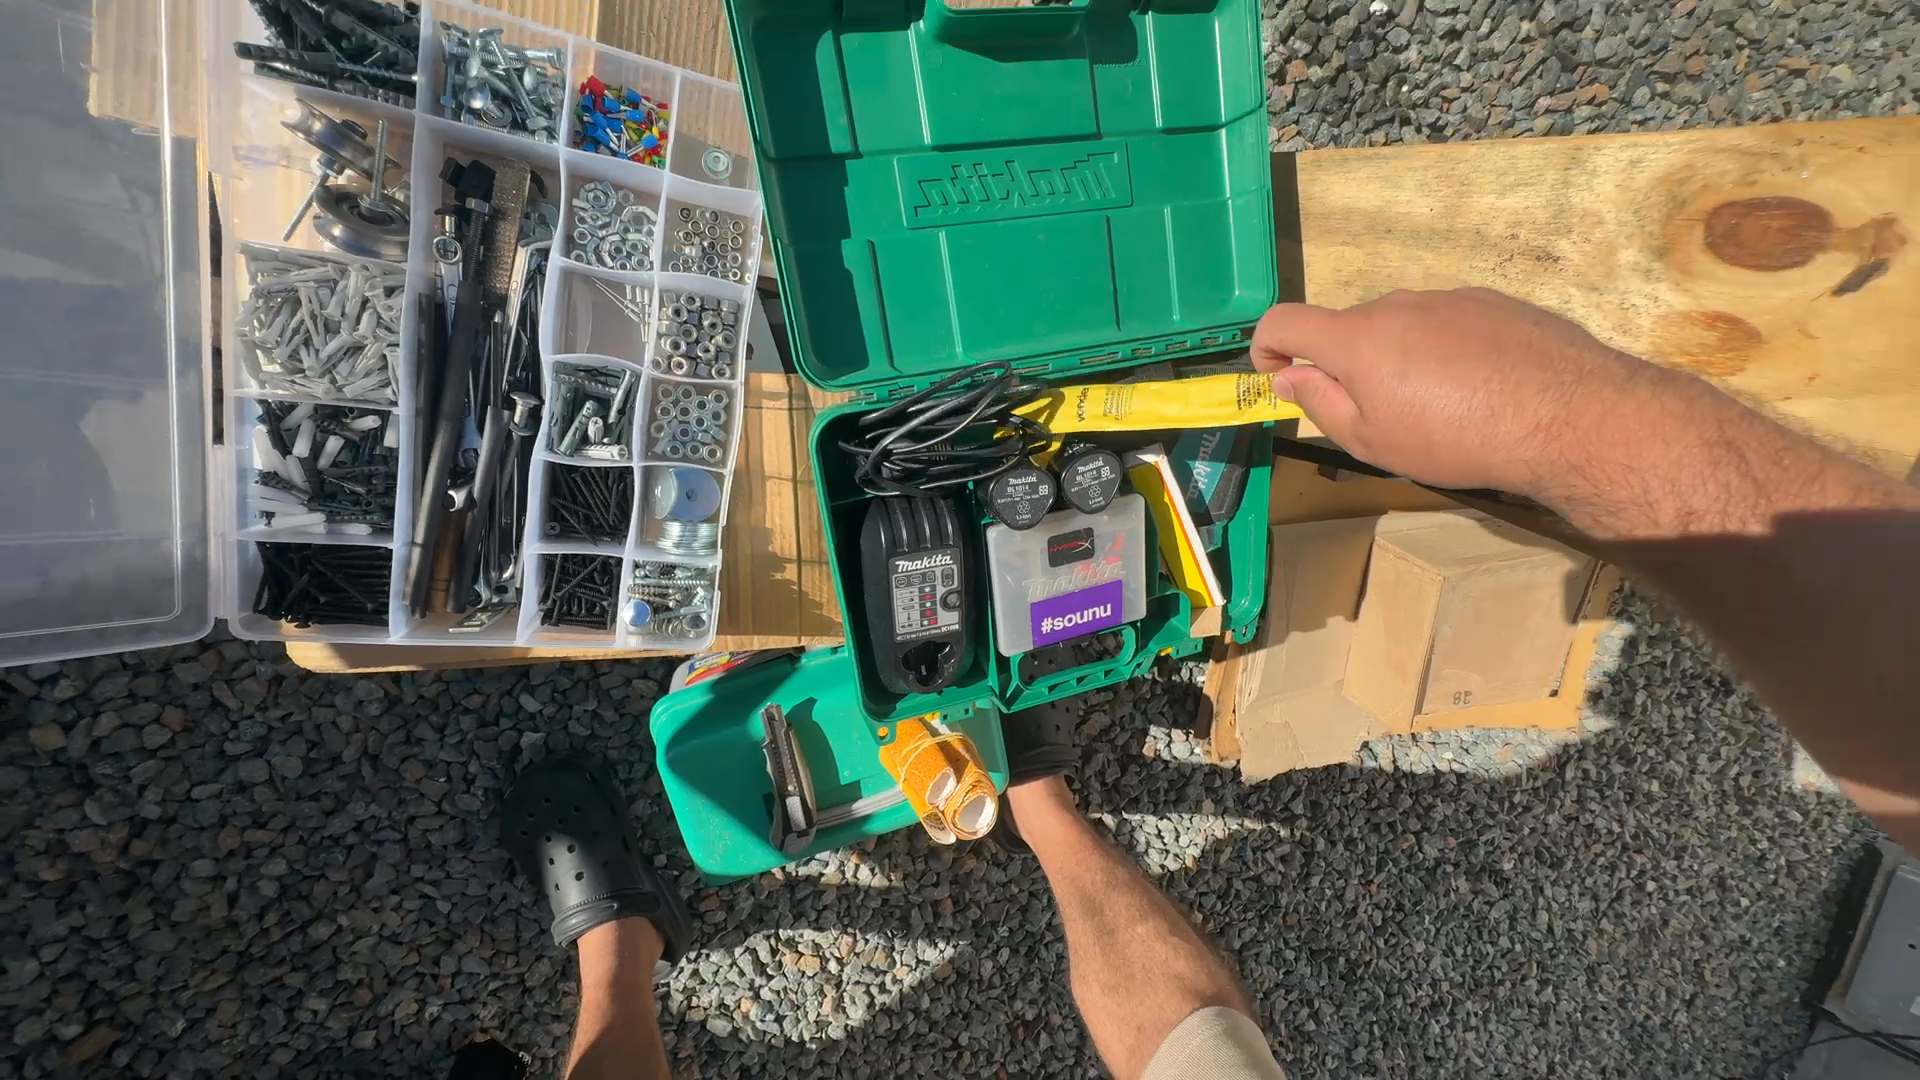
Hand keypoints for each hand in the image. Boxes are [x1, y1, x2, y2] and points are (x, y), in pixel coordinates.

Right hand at [1251, 288, 1670, 501]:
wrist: (1573, 418)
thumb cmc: (1454, 438)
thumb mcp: (1370, 439)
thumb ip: (1320, 402)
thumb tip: (1290, 377)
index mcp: (1357, 338)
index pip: (1282, 321)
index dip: (1265, 348)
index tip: (1279, 378)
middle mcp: (1396, 304)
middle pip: (1344, 327)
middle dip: (1339, 363)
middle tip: (1372, 412)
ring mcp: (1448, 297)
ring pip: (1395, 324)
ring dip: (1390, 356)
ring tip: (1432, 402)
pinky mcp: (1492, 301)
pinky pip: (1441, 321)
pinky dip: (1435, 348)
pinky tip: (1472, 385)